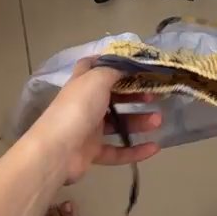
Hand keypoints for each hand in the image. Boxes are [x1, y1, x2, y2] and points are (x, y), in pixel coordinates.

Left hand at [19, 59, 160, 184]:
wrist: (57, 150)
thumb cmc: (78, 107)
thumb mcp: (97, 78)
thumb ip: (114, 70)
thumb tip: (126, 65)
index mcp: (83, 83)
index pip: (94, 66)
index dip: (111, 63)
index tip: (134, 64)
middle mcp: (85, 103)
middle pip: (112, 96)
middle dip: (134, 94)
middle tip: (155, 94)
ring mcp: (88, 129)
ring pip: (118, 123)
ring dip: (139, 121)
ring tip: (159, 120)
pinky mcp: (92, 152)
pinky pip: (118, 150)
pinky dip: (135, 149)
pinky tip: (154, 148)